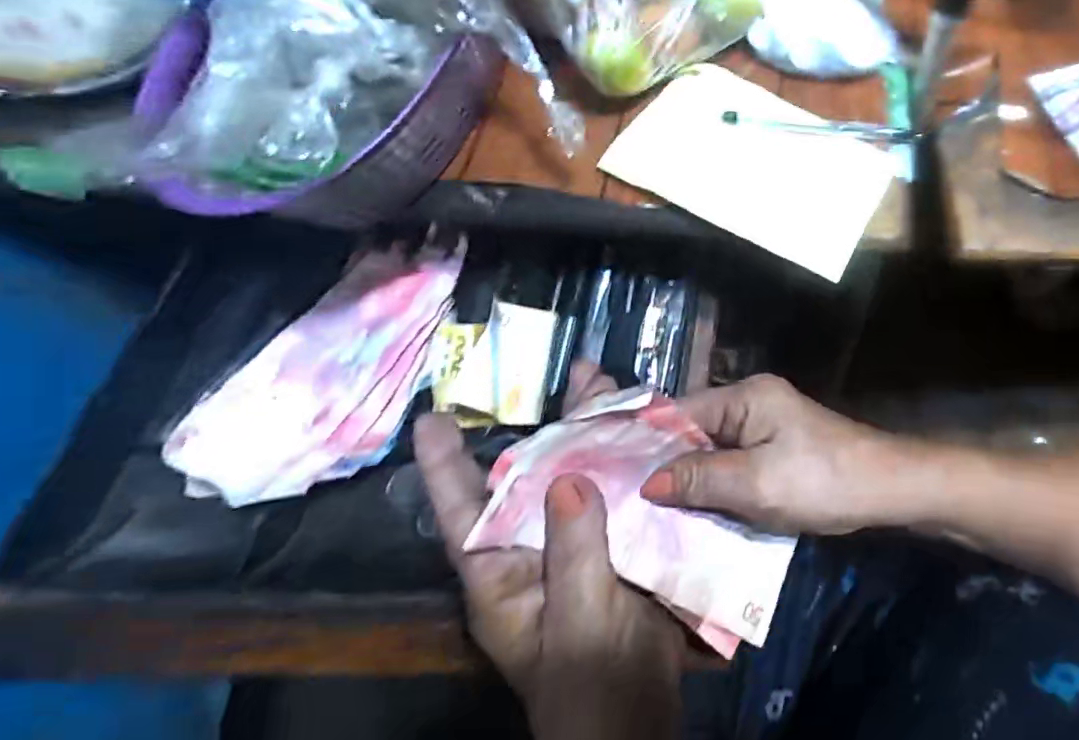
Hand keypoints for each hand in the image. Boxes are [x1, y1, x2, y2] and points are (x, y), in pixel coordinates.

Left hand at [414, 364, 682, 739]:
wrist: (640, 723)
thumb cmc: (592, 689)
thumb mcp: (579, 625)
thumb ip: (573, 553)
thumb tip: (570, 477)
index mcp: (501, 576)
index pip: (464, 514)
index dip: (445, 466)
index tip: (432, 420)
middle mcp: (533, 550)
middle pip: (536, 477)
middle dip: (555, 425)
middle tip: (577, 372)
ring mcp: (576, 545)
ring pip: (580, 475)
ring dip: (596, 431)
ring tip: (611, 384)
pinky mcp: (615, 545)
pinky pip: (617, 491)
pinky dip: (628, 459)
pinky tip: (646, 429)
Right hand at [639, 373, 909, 534]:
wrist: (888, 490)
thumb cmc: (822, 480)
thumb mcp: (757, 484)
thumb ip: (701, 478)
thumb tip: (647, 483)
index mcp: (745, 396)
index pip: (680, 412)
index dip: (647, 440)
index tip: (612, 469)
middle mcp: (750, 401)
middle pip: (693, 430)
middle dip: (666, 463)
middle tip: (626, 496)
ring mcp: (763, 424)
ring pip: (711, 450)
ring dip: (689, 477)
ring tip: (649, 507)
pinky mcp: (774, 448)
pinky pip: (731, 462)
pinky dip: (714, 483)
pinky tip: (693, 508)